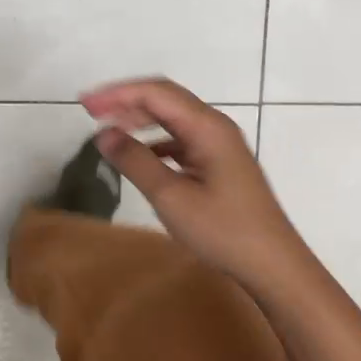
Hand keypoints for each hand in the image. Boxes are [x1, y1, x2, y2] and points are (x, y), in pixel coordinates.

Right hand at [80, 78, 309, 286]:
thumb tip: (103, 133)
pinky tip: (139, 154)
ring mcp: (220, 144)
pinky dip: (154, 137)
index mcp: (206, 127)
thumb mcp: (170, 196)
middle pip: (164, 98)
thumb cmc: (223, 230)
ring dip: (139, 117)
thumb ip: (134, 160)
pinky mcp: (220, 163)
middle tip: (90, 112)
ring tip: (109, 129)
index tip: (84, 104)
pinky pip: (180, 136)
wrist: (275, 267)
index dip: (116, 94)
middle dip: (125, 100)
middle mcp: (215, 127)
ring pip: (172, 116)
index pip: (154, 93)